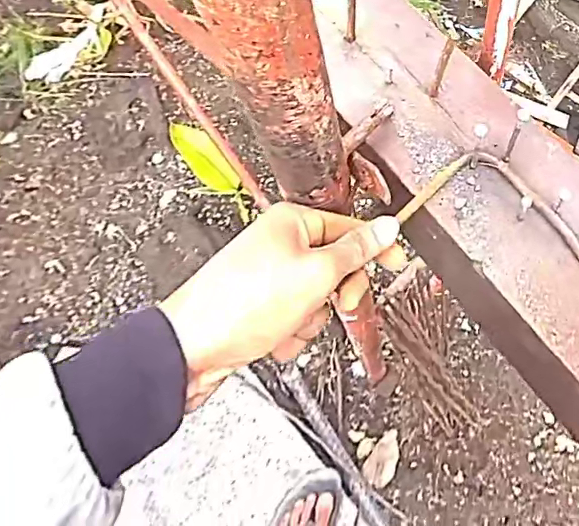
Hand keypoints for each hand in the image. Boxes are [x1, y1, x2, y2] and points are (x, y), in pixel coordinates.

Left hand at [158, 203, 406, 409]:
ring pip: (318, 295)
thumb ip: (359, 250)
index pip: (352, 228)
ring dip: (312, 316)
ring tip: (291, 325)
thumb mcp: (318, 274)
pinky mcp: (256, 305)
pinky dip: (291, 330)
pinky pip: (295, 314)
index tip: (396, 262)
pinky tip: (273, 339)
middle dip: (338, 291)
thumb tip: (387, 227)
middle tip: (341, 303)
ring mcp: (267, 275)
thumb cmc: (240, 307)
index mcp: (293, 222)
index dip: (377, 248)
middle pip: (337, 264)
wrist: (182, 356)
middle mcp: (280, 243)